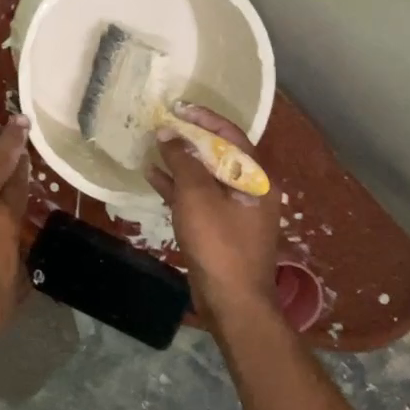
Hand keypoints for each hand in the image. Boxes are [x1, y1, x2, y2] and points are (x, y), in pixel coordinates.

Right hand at [146, 105, 281, 324]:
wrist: (233, 302)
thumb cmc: (219, 243)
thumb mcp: (196, 195)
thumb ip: (183, 160)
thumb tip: (168, 133)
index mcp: (256, 178)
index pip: (232, 135)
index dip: (204, 118)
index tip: (178, 107)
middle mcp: (250, 190)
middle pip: (219, 153)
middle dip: (189, 138)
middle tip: (162, 124)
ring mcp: (236, 210)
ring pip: (206, 175)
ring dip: (180, 160)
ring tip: (153, 145)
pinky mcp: (220, 228)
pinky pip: (198, 197)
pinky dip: (178, 185)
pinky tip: (153, 175)